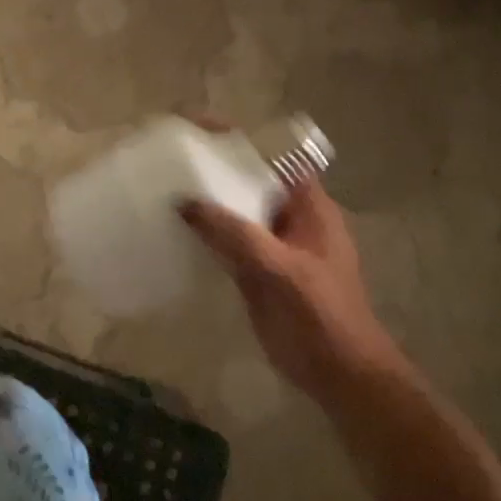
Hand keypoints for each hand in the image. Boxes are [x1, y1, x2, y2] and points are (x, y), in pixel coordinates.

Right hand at [175, 122, 403, 404]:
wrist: (341, 375)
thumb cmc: (321, 315)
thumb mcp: (279, 268)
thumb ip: (234, 233)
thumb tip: (185, 202)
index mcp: (308, 207)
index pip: (272, 155)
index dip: (238, 137)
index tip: (196, 126)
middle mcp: (290, 218)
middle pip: (249, 179)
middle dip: (213, 166)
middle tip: (168, 156)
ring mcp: (273, 246)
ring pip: (235, 210)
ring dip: (204, 199)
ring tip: (159, 186)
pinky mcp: (257, 271)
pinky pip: (226, 241)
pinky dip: (203, 232)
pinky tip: (172, 230)